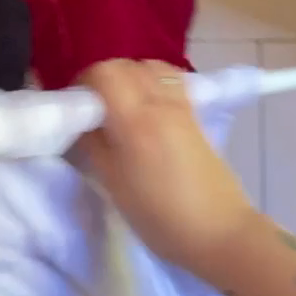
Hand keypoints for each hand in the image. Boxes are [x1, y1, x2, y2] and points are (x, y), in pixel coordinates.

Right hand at [75, 59, 261, 279]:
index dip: (84, 83)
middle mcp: (160, 102)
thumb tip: (82, 122)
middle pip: (126, 65)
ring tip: (120, 107)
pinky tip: (146, 108)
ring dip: (129, 76)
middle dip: (103, 79)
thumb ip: (93, 146)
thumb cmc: (160, 216)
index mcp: (136, 119)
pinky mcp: (195, 112)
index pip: (104, 73)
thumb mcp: (114, 185)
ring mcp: (182, 104)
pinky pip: (169, 79)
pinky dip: (152, 81)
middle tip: (93, 109)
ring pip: (149, 66)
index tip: (76, 107)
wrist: (219, 231)